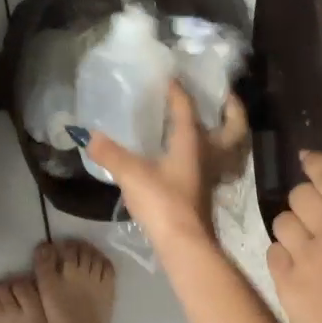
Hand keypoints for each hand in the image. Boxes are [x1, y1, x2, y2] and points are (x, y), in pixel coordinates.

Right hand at [86, 83, 248, 243]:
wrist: (184, 244)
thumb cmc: (163, 202)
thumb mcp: (131, 175)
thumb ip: (110, 154)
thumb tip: (89, 136)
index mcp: (192, 142)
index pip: (187, 109)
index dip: (179, 92)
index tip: (171, 78)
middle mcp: (207, 155)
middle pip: (232, 128)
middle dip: (232, 110)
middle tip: (224, 97)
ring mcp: (208, 176)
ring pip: (226, 149)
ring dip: (223, 135)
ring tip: (209, 125)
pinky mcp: (203, 194)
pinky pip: (211, 164)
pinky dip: (205, 155)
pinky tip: (187, 158)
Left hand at [267, 152, 321, 322]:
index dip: (319, 165)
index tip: (309, 159)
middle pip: (302, 195)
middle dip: (305, 198)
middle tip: (314, 214)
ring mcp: (306, 256)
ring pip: (281, 220)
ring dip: (291, 226)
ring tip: (302, 242)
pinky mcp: (285, 282)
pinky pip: (273, 252)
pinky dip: (281, 254)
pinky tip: (293, 268)